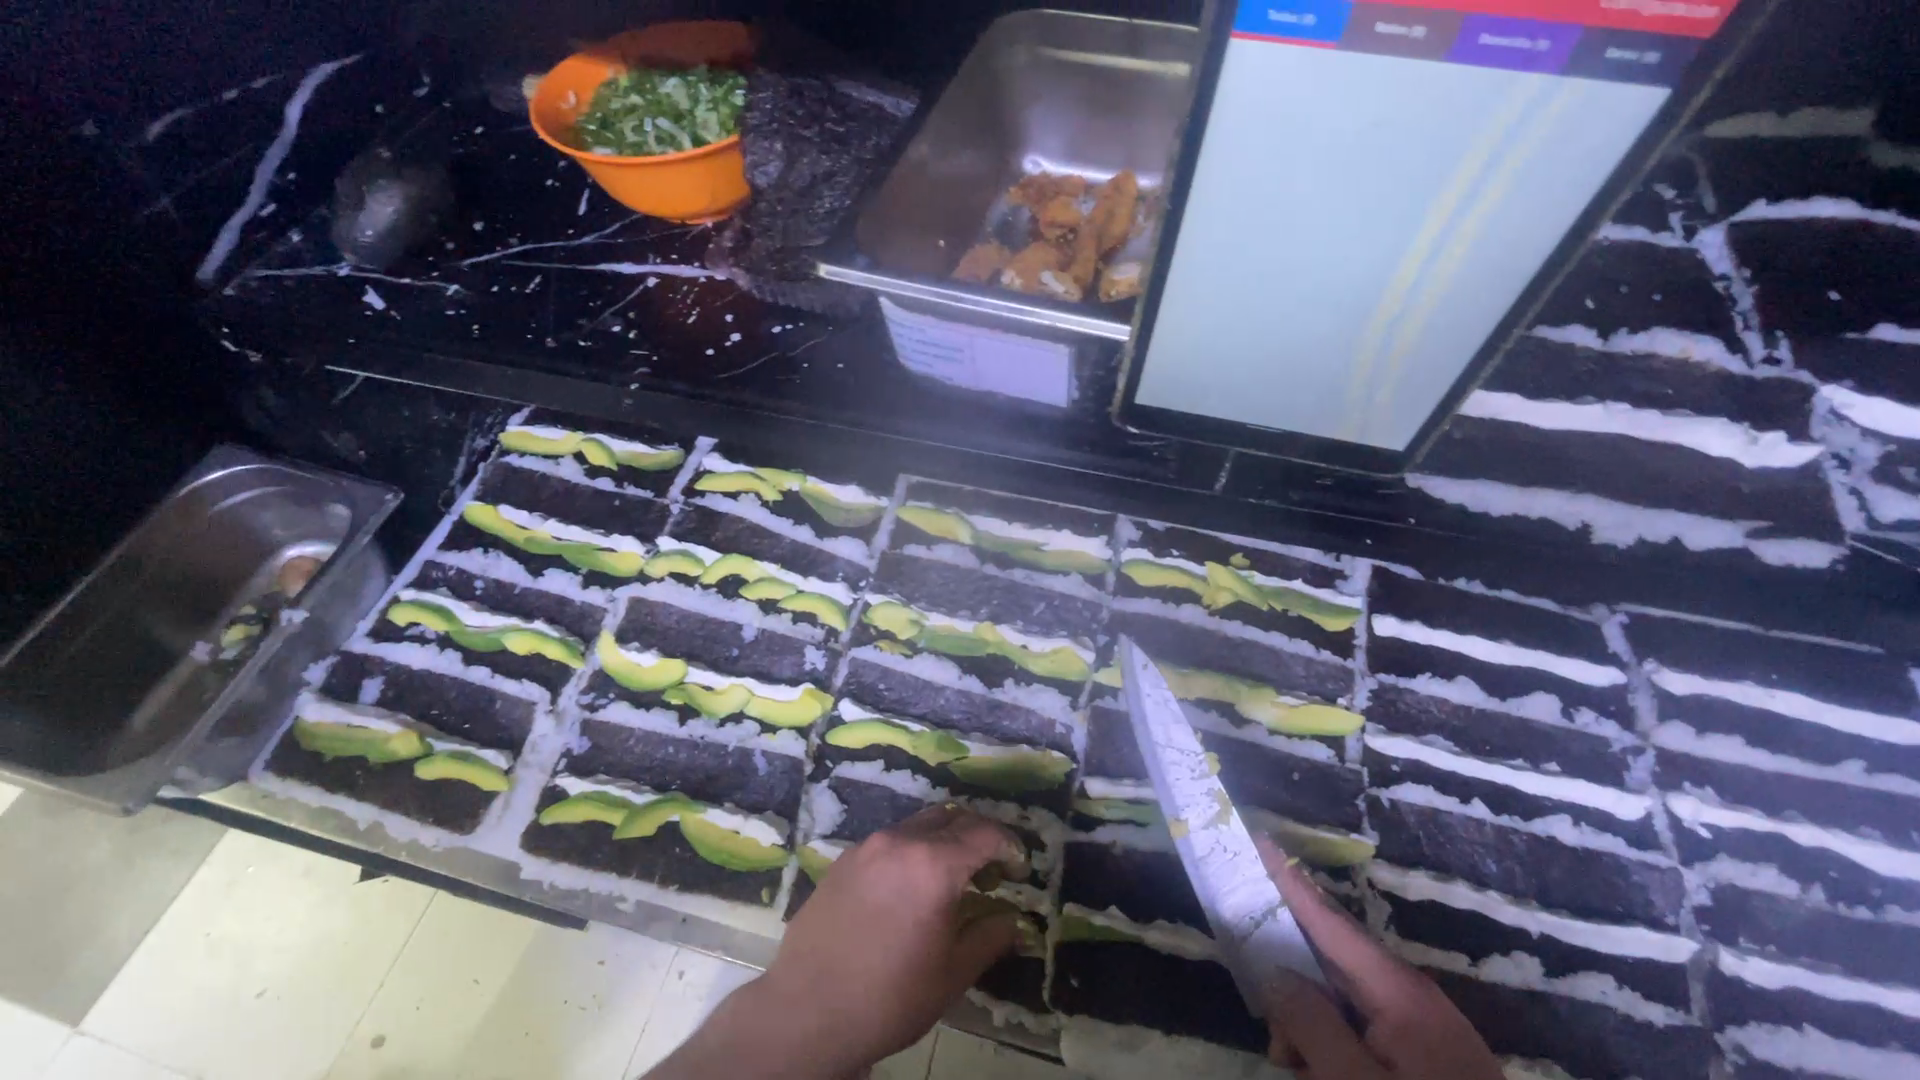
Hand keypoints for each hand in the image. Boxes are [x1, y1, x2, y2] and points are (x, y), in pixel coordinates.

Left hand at [646, 805, 1027, 1079]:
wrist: (806, 1013)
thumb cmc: (888, 998)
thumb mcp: (952, 974)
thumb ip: (989, 937)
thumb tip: (1013, 920)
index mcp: (932, 864)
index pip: (984, 834)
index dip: (1009, 847)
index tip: (1019, 869)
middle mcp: (899, 842)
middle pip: (951, 819)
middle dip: (978, 838)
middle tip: (990, 872)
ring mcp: (866, 848)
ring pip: (917, 825)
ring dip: (943, 842)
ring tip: (950, 881)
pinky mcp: (842, 861)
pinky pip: (889, 842)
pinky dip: (911, 852)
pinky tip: (909, 890)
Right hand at [1256, 836, 1503, 1079]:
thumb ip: (1310, 1025)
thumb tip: (1278, 974)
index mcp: (1398, 991)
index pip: (1330, 922)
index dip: (1291, 883)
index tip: (1262, 840)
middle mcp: (1414, 995)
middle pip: (1334, 964)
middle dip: (1294, 990)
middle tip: (1278, 1045)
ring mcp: (1429, 1027)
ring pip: (1349, 1002)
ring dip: (1316, 1030)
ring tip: (1304, 1072)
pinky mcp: (1435, 1057)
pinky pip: (1372, 1030)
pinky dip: (1342, 1045)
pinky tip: (1330, 1075)